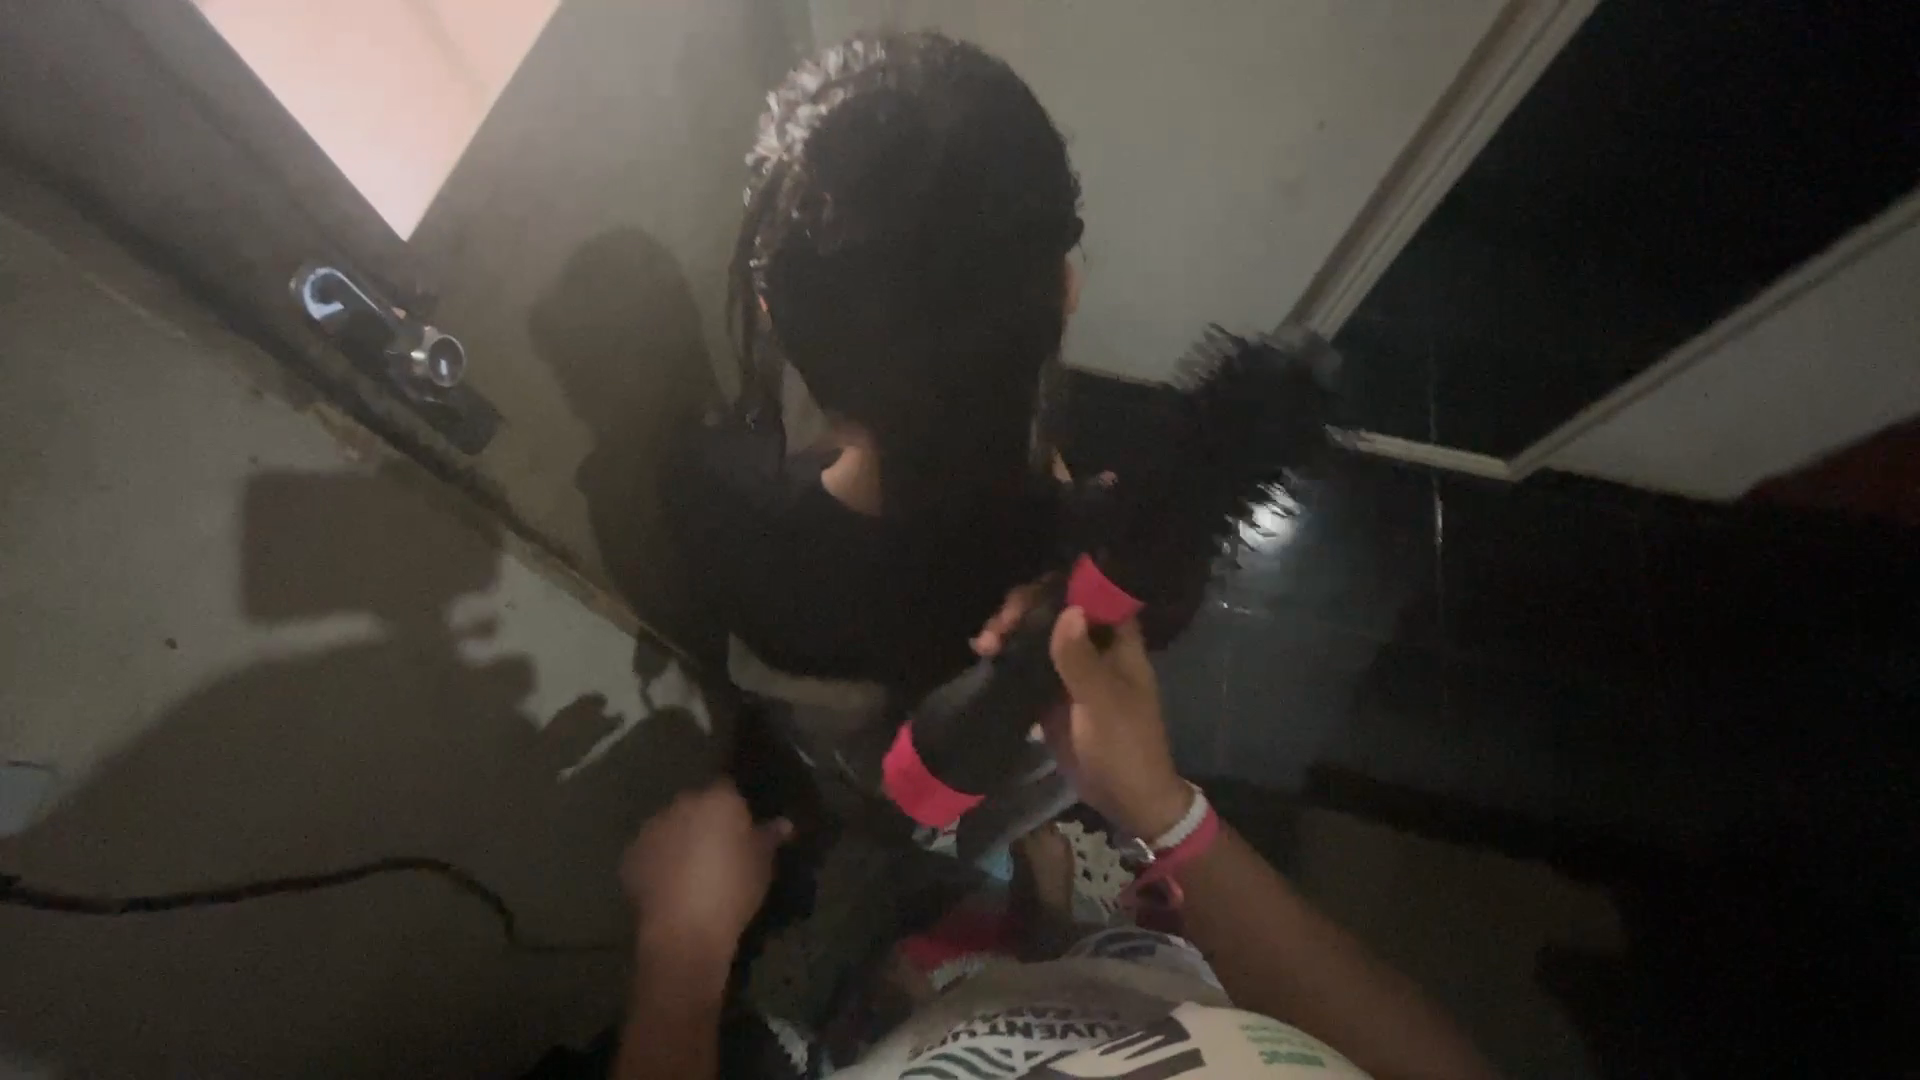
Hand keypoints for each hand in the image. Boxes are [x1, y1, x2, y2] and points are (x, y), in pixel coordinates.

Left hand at [620, 781, 790, 968]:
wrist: (684, 930)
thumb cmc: (733, 889)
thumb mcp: (763, 863)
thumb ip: (770, 836)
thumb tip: (784, 823)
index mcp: (718, 798)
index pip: (729, 787)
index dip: (735, 806)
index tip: (743, 826)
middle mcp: (682, 803)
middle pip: (697, 804)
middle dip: (706, 820)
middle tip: (720, 848)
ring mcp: (652, 828)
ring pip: (671, 826)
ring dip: (680, 839)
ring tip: (692, 869)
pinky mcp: (631, 855)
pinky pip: (650, 850)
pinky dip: (659, 861)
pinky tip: (669, 884)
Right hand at [975, 588, 1189, 838]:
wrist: (1125, 799)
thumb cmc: (1125, 747)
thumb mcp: (1104, 703)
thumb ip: (1082, 659)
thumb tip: (1067, 611)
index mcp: (1117, 640)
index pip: (1090, 592)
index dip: (1059, 586)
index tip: (1029, 598)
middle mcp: (1093, 644)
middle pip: (1054, 606)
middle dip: (1022, 608)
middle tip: (999, 628)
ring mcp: (1069, 666)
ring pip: (1035, 631)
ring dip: (1008, 629)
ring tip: (984, 645)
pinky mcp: (1049, 690)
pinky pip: (1024, 660)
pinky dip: (1004, 653)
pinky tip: (982, 653)